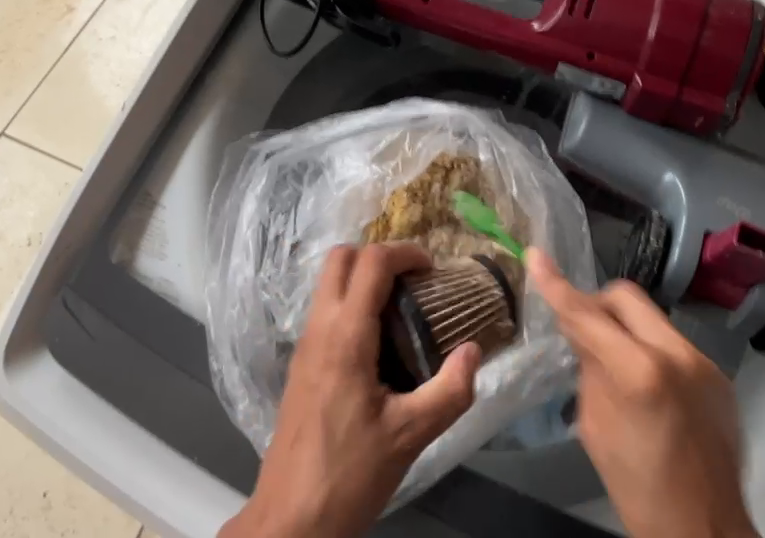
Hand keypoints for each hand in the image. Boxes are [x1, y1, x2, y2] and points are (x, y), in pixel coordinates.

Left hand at [221, 243, 480, 537]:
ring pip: (328, 283)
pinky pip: (325, 311)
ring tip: (404, 309)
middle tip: (416, 282)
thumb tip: (473, 351)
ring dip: (363, 278)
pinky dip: (351, 303)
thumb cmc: (350, 473)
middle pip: (340, 258)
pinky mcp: (301, 365)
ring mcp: (304, 346)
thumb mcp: (411, 436)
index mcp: (345, 336)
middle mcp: (319, 329)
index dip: (405, 253)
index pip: (371, 263)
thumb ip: (449, 391)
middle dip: (380, 256)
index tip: (434, 269)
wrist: (291, 517)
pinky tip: (380, 343)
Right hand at [528, 248, 758, 537]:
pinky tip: (645, 386)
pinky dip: (650, 351)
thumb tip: (581, 333)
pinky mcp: (717, 376)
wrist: (703, 528)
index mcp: (640, 371)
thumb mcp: (594, 426)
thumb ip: (588, 368)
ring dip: (625, 329)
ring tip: (614, 363)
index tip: (537, 257)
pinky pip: (672, 345)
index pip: (588, 314)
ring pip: (651, 319)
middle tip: (580, 327)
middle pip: (627, 297)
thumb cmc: (636, 486)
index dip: (557, 285)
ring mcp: (702, 363)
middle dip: (597, 303)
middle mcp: (677, 354)